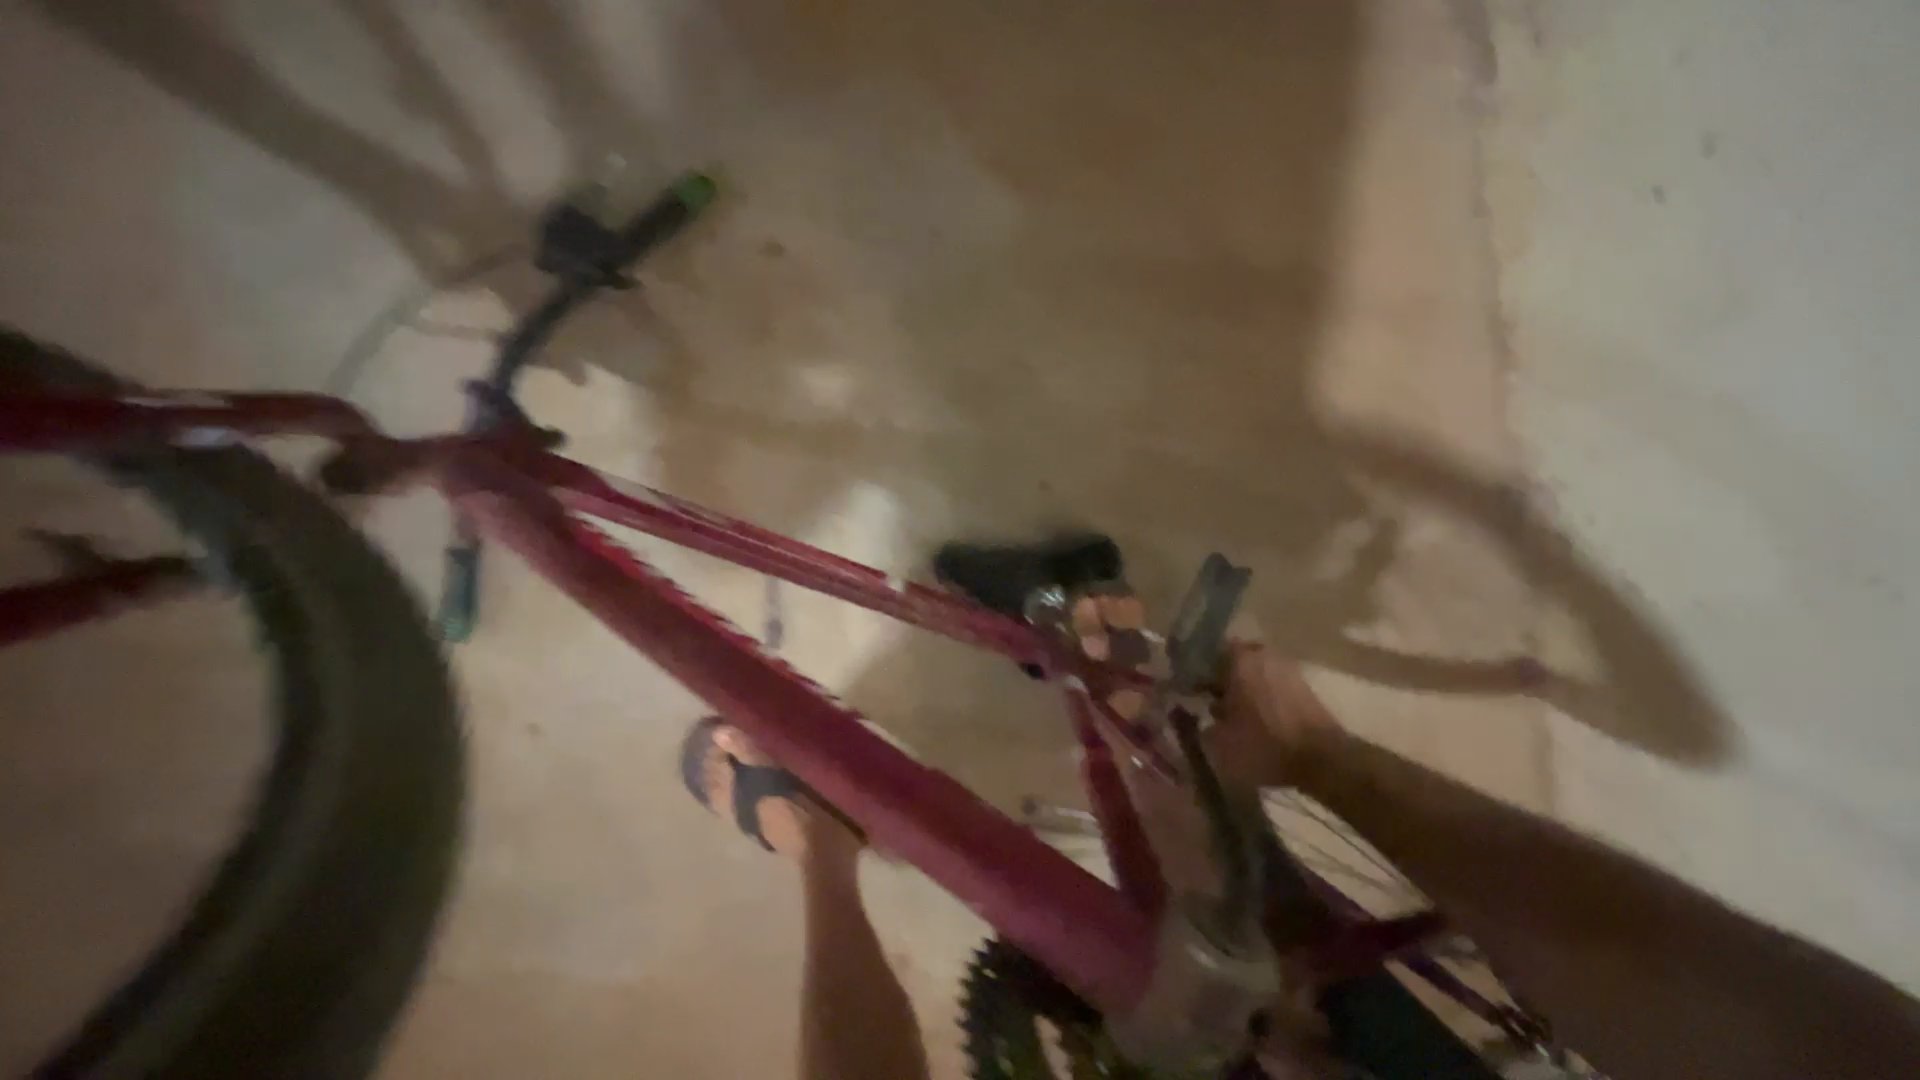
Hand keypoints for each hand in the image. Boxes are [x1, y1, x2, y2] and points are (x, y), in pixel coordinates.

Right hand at [1206, 643, 1342, 791]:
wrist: (1323, 759)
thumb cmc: (1264, 744)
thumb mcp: (1219, 742)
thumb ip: (1200, 722)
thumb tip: (1193, 712)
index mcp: (1240, 659)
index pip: (1208, 651)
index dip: (1195, 670)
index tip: (1188, 688)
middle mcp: (1264, 655)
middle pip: (1233, 659)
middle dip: (1221, 677)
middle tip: (1210, 699)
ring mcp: (1288, 669)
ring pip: (1255, 671)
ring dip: (1243, 687)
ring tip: (1233, 714)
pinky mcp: (1304, 687)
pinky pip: (1273, 684)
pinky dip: (1262, 697)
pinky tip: (1256, 720)